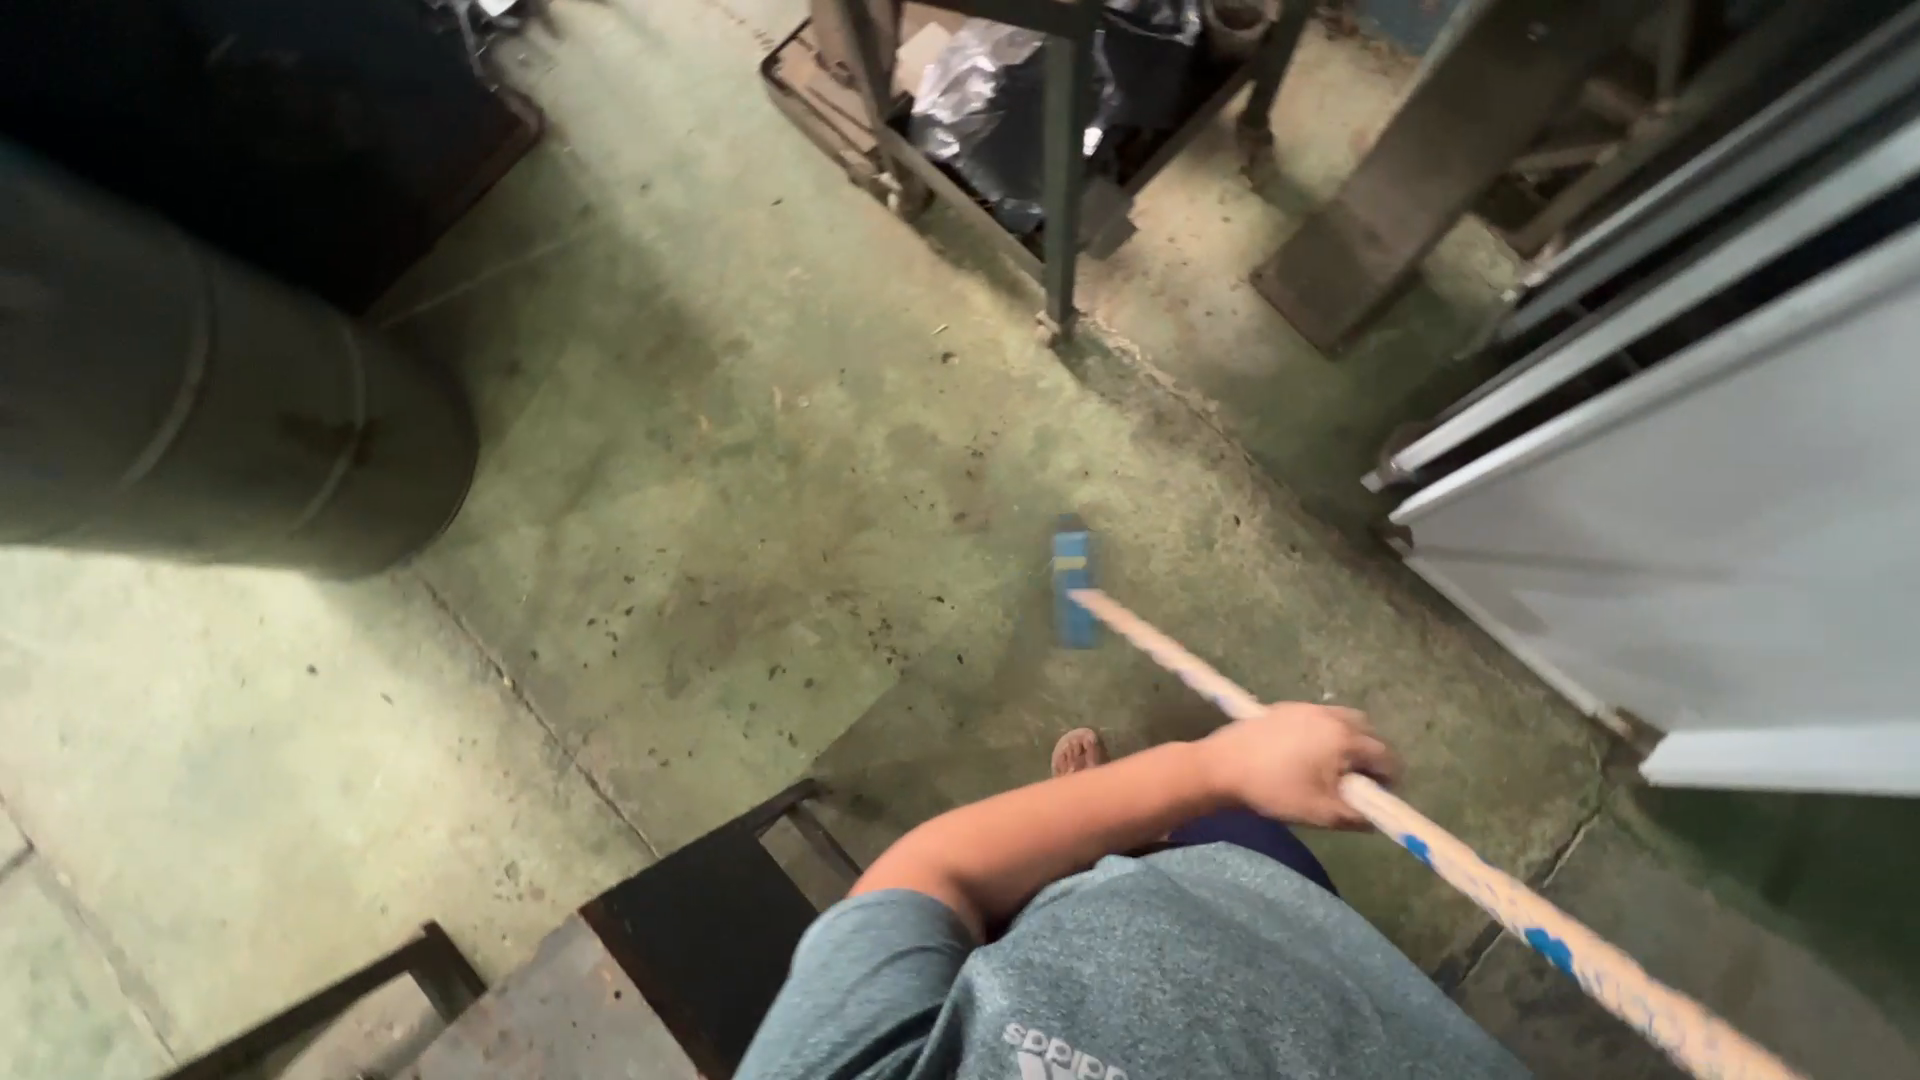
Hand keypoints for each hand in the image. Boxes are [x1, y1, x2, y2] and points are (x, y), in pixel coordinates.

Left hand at [1198, 703, 1399, 829]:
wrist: (1221, 766)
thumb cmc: (1275, 790)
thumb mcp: (1323, 813)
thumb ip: (1358, 816)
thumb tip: (1374, 815)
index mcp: (1344, 738)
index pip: (1385, 755)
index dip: (1388, 779)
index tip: (1377, 796)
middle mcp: (1328, 715)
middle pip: (1367, 731)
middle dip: (1370, 755)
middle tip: (1357, 780)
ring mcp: (1303, 707)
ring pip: (1342, 719)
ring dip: (1347, 739)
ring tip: (1332, 766)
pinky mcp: (1282, 707)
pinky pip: (1317, 716)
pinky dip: (1324, 731)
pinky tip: (1306, 753)